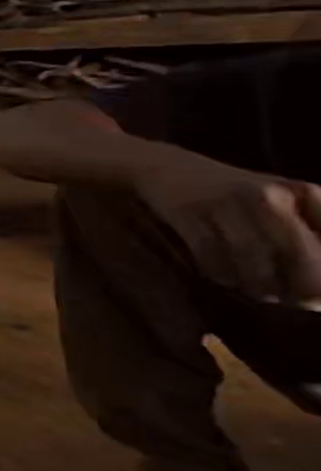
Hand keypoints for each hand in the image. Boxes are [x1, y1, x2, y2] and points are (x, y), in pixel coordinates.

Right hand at [133, 156, 320, 303]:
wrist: (164, 168)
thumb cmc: (237, 198)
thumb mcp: (286, 206)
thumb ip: (313, 239)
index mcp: (306, 193)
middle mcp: (267, 195)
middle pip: (299, 255)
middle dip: (304, 287)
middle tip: (299, 302)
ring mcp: (221, 201)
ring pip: (252, 257)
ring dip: (259, 284)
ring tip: (260, 293)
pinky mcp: (184, 210)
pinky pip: (209, 251)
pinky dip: (220, 271)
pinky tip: (224, 277)